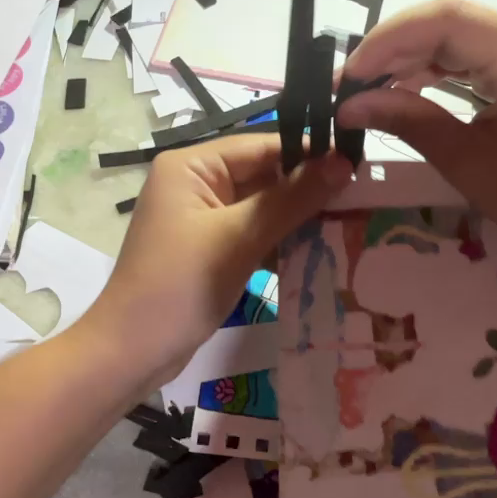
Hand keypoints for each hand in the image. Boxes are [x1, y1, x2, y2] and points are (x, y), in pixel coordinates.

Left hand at [78, 134, 349, 387]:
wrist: (132, 351)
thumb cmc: (181, 285)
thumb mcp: (240, 237)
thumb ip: (292, 198)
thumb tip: (343, 162)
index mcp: (192, 166)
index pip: (262, 145)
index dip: (310, 154)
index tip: (359, 165)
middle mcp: (195, 182)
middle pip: (264, 174)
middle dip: (309, 188)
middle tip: (363, 197)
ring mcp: (202, 217)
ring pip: (263, 206)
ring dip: (300, 216)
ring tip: (352, 221)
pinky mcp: (210, 248)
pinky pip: (254, 232)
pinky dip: (282, 239)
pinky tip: (320, 248)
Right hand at [338, 0, 496, 282]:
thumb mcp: (470, 165)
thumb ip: (410, 123)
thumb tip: (349, 107)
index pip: (448, 20)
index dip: (390, 40)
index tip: (350, 77)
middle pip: (447, 19)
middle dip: (391, 48)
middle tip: (348, 87)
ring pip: (453, 30)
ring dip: (406, 55)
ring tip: (364, 89)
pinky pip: (469, 48)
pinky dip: (430, 65)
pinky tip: (398, 86)